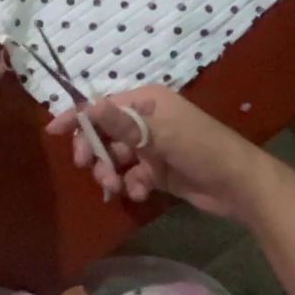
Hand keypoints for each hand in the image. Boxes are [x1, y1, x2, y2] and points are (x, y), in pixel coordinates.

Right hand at [45, 85, 283, 219]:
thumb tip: (90, 105)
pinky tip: (139, 193)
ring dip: (111, 172)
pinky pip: (131, 174)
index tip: (53, 131)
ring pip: (116, 156)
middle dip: (96, 151)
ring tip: (115, 187)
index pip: (102, 105)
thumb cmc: (202, 150)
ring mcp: (152, 145)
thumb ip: (123, 124)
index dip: (77, 117)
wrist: (241, 186)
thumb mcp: (161, 135)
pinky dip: (131, 183)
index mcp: (146, 101)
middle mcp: (146, 119)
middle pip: (105, 132)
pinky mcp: (158, 169)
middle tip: (89, 168)